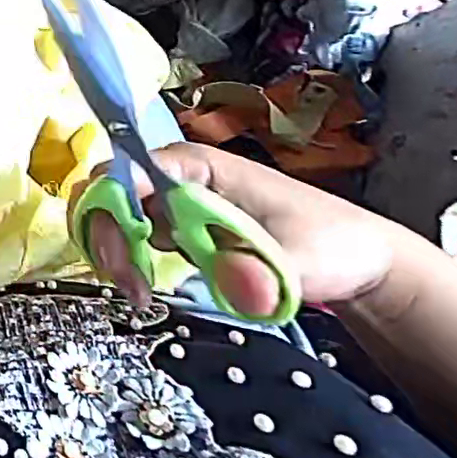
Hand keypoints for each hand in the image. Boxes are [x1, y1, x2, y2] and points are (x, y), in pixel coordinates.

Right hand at [82, 142, 404, 315]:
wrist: (351, 259)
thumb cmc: (331, 244)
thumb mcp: (303, 262)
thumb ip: (265, 276)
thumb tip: (232, 289)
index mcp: (200, 166)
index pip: (132, 171)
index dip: (114, 208)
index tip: (125, 260)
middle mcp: (177, 176)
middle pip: (110, 189)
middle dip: (105, 233)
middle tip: (128, 282)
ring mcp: (174, 200)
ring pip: (112, 211)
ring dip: (112, 250)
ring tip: (138, 291)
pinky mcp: (175, 225)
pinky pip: (129, 234)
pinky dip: (125, 259)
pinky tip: (143, 286)